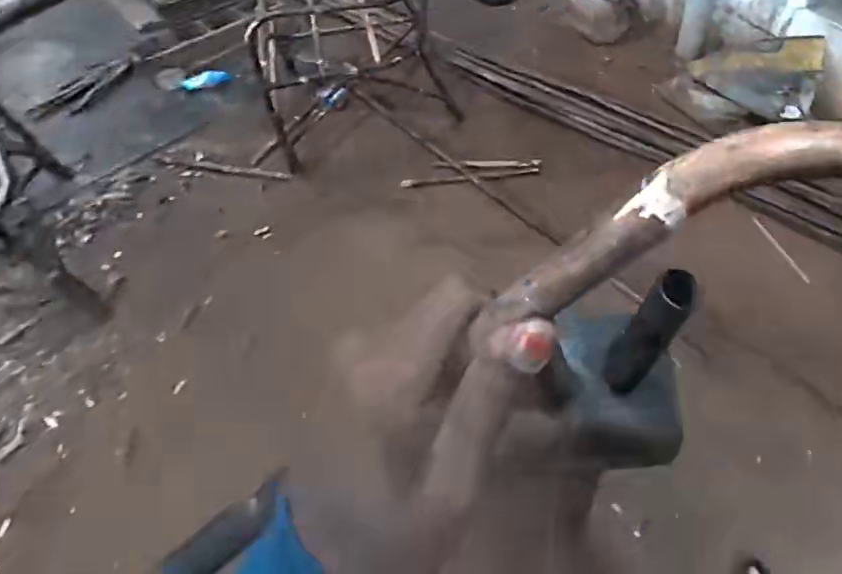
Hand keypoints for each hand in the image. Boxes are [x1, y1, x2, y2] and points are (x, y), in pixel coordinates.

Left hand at [288, 275, 554, 572]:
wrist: (310, 561)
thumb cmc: (389, 537)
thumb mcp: (452, 488)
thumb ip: (487, 401)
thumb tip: (531, 331)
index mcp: (388, 371)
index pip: (458, 293)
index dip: (499, 315)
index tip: (523, 361)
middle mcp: (363, 341)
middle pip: (444, 305)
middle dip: (484, 338)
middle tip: (512, 391)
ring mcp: (348, 347)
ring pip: (428, 321)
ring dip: (461, 352)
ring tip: (478, 406)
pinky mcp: (344, 358)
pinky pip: (406, 338)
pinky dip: (434, 360)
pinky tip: (441, 407)